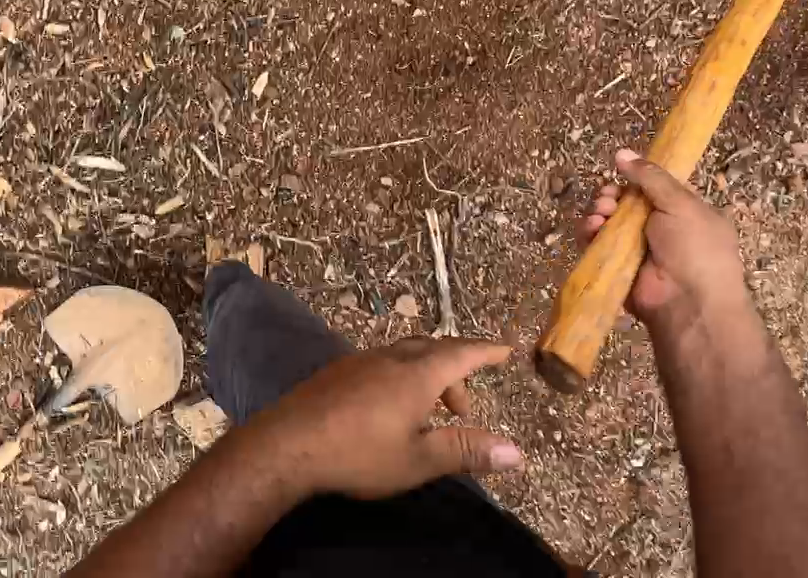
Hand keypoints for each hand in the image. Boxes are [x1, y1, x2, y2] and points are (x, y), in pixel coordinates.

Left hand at [240, 337, 524, 500]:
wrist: (290, 441)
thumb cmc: (360, 453)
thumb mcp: (419, 459)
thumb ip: (466, 450)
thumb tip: (517, 451)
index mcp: (415, 375)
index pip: (459, 353)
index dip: (484, 350)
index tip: (505, 348)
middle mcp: (388, 358)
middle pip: (431, 349)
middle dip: (455, 370)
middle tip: (464, 409)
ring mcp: (359, 361)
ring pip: (404, 355)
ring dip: (426, 376)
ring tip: (431, 414)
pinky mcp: (338, 371)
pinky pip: (382, 362)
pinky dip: (401, 377)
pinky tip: (392, 408)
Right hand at [580, 148, 753, 336]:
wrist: (688, 302)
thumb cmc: (696, 249)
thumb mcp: (681, 204)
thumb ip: (650, 177)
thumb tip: (622, 152)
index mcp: (685, 213)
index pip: (654, 188)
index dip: (636, 179)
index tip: (622, 173)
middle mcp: (661, 229)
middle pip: (625, 202)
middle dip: (611, 197)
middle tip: (607, 200)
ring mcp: (637, 247)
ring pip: (607, 220)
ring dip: (599, 213)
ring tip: (600, 216)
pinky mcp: (616, 262)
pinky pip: (595, 241)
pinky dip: (589, 233)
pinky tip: (591, 231)